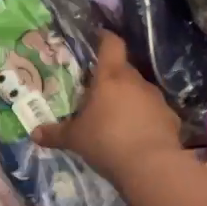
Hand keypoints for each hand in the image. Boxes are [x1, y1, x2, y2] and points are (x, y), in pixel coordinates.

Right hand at [32, 31, 181, 181]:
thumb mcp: (76, 139)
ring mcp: (157, 100)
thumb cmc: (107, 141)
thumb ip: (56, 134)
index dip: (105, 38)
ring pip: (140, 91)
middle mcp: (136, 81)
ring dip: (130, 99)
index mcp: (111, 76)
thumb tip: (34, 134)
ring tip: (118, 117)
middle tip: (98, 91)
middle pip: (124, 69)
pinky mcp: (172, 120)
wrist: (152, 168)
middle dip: (112, 77)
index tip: (97, 37)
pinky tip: (139, 136)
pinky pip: (155, 113)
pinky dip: (147, 119)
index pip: (111, 44)